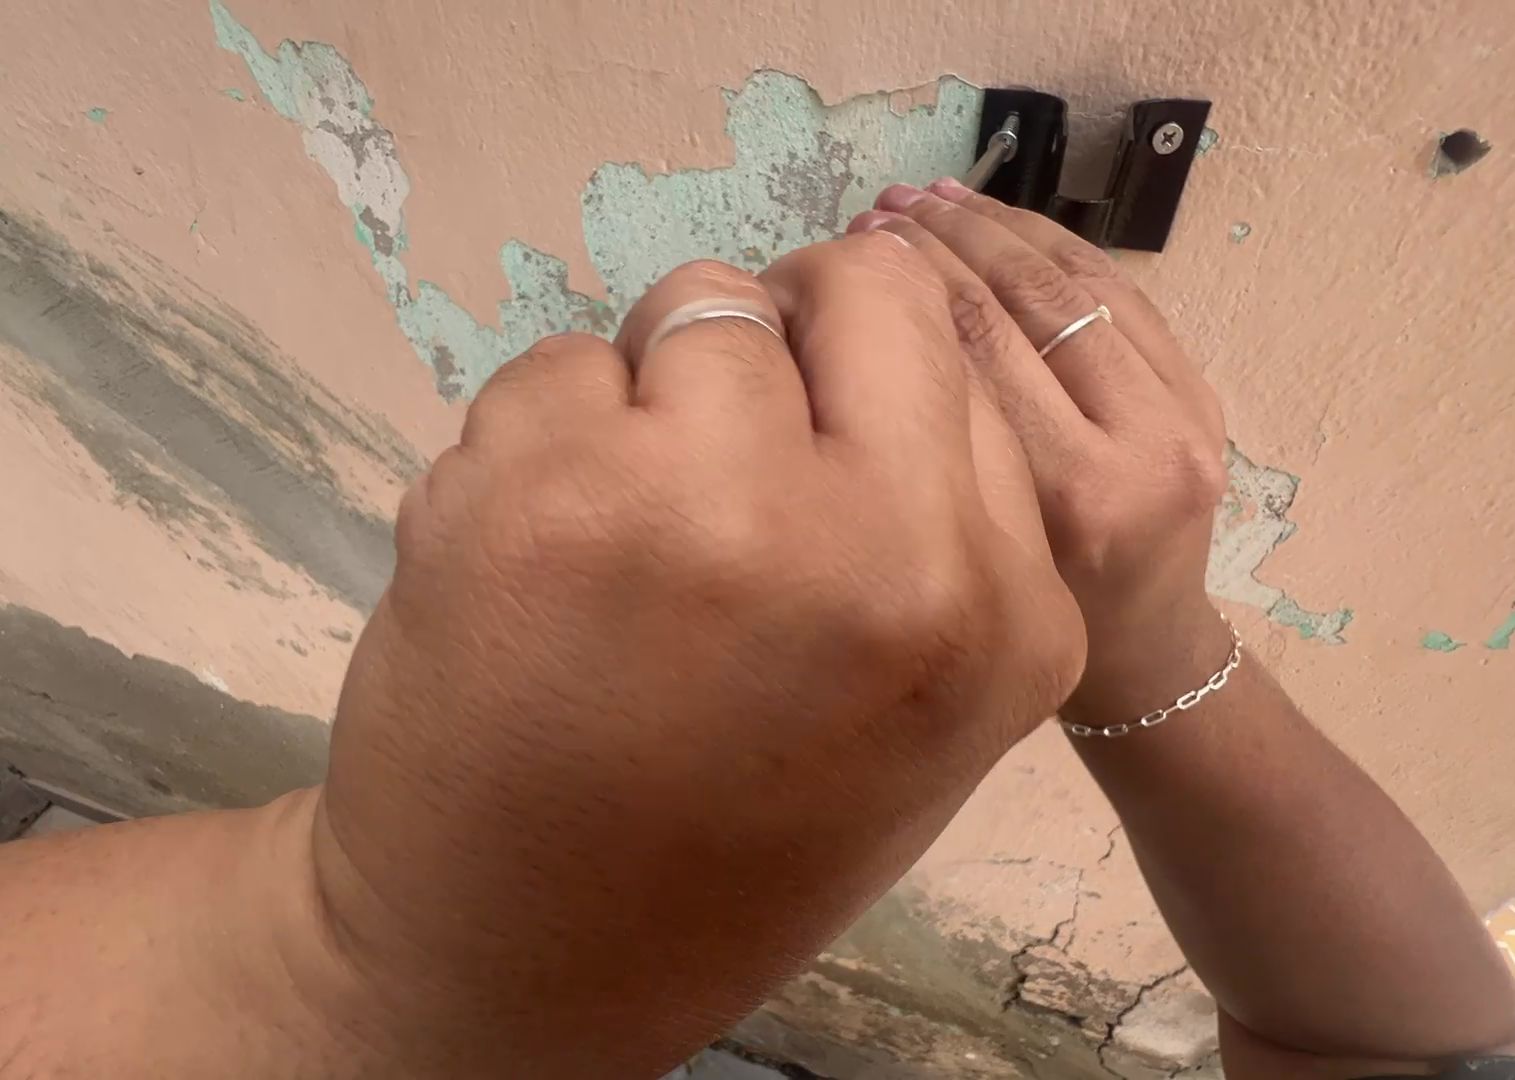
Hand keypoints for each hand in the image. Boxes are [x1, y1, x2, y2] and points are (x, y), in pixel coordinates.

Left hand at [307, 238, 1084, 1075]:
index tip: (811, 409)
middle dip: (787, 325)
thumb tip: (874, 341)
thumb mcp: (910, 703)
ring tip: (620, 518)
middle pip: (856, 288)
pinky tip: (534, 550)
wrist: (516, 951)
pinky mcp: (545, 488)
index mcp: (998, 616)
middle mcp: (884, 549)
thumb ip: (930, 515)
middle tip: (719, 417)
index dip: (868, 367)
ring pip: (701, 304)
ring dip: (657, 383)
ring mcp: (706, 508)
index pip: (953, 359)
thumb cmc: (725, 832)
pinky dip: (547, 428)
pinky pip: (563, 362)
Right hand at [851, 179, 1231, 727]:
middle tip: (884, 208)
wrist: (1147, 657)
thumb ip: (941, 449)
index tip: (860, 246)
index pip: (982, 354)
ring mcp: (1186, 410)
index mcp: (1072, 496)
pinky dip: (1058, 246)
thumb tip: (877, 338)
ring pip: (1083, 285)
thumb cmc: (1033, 628)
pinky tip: (1004, 222)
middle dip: (952, 243)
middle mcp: (1140, 442)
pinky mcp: (1203, 392)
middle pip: (1033, 306)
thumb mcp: (970, 555)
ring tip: (932, 198)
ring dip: (1001, 228)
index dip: (917, 285)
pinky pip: (1123, 295)